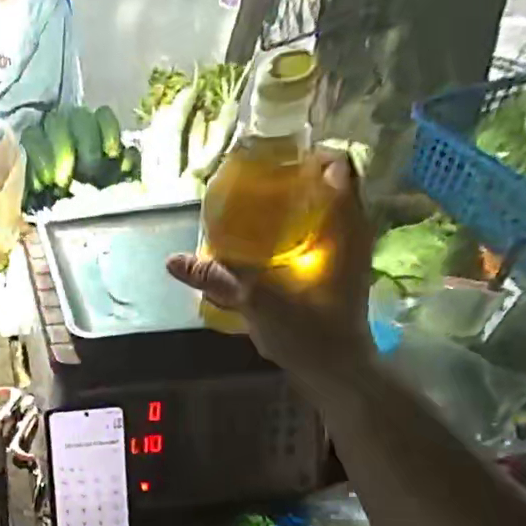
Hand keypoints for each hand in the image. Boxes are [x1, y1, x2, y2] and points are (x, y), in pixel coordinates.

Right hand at [166, 150, 375, 379]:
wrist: (335, 370)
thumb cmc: (307, 333)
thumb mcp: (257, 303)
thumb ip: (217, 279)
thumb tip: (173, 261)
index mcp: (344, 226)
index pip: (339, 165)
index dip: (307, 156)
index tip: (272, 164)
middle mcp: (352, 231)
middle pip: (329, 185)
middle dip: (294, 180)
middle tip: (255, 188)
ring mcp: (347, 252)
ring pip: (325, 209)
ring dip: (295, 205)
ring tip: (256, 212)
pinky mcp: (337, 271)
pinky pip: (320, 233)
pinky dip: (296, 229)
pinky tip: (267, 245)